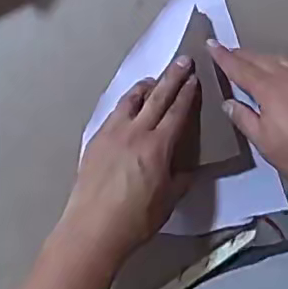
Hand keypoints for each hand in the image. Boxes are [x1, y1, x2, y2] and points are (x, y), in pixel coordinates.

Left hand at [58, 57, 198, 263]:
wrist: (93, 227)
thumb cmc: (135, 220)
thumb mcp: (169, 201)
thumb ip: (181, 179)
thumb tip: (189, 167)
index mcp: (158, 146)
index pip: (177, 111)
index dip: (188, 93)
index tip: (194, 78)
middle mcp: (135, 132)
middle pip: (157, 96)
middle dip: (172, 77)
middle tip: (182, 61)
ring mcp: (113, 132)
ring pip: (132, 99)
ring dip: (146, 86)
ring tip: (154, 79)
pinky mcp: (96, 139)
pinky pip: (115, 112)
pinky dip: (127, 103)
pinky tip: (129, 105)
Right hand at [212, 43, 287, 193]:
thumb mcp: (266, 144)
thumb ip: (245, 119)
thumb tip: (229, 102)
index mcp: (269, 89)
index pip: (240, 67)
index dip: (223, 56)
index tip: (211, 44)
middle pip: (259, 59)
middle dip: (241, 54)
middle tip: (228, 52)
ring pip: (280, 61)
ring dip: (262, 59)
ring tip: (252, 61)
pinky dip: (283, 66)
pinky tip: (284, 75)